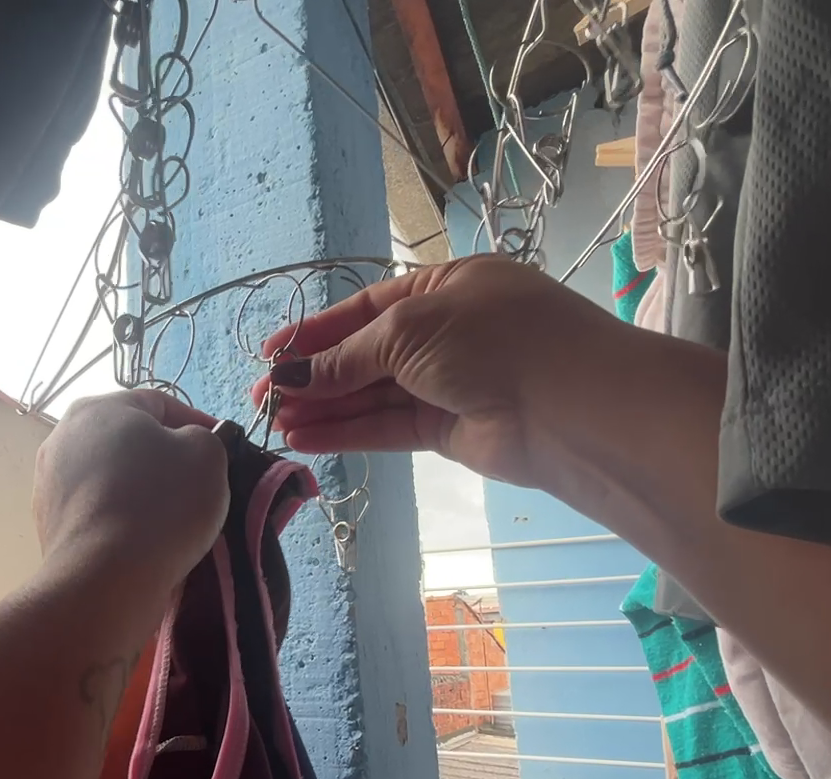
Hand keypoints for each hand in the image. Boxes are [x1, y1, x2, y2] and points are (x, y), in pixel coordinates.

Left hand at [34, 390, 228, 596]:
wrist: (106, 576)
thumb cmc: (162, 503)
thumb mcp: (207, 454)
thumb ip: (203, 437)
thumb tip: (187, 446)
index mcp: (100, 407)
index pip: (161, 404)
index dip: (199, 424)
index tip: (224, 451)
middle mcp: (64, 435)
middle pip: (129, 440)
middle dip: (164, 458)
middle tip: (198, 485)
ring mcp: (50, 480)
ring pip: (111, 476)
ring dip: (140, 489)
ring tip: (171, 518)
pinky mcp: (47, 522)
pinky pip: (97, 510)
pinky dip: (119, 518)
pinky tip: (141, 539)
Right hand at [251, 256, 634, 489]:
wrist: (569, 407)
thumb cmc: (490, 339)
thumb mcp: (408, 330)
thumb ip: (345, 358)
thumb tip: (289, 377)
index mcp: (441, 288)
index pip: (363, 308)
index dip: (314, 332)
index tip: (269, 355)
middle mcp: (441, 333)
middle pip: (361, 356)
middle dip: (311, 377)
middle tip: (261, 398)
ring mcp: (443, 383)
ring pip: (369, 396)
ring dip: (322, 408)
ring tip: (275, 422)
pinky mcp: (444, 429)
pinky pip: (384, 427)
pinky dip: (345, 432)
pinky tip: (304, 438)